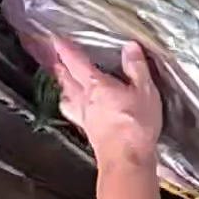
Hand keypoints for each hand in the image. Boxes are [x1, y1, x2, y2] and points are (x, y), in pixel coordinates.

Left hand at [51, 37, 161, 171]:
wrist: (127, 158)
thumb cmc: (135, 124)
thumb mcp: (145, 90)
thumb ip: (136, 68)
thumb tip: (130, 46)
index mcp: (97, 85)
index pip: (76, 63)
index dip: (65, 49)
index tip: (56, 39)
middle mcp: (85, 100)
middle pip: (67, 80)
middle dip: (60, 68)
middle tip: (54, 59)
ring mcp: (85, 118)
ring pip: (67, 98)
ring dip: (63, 88)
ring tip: (62, 83)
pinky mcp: (90, 132)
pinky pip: (75, 114)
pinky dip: (72, 107)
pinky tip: (77, 110)